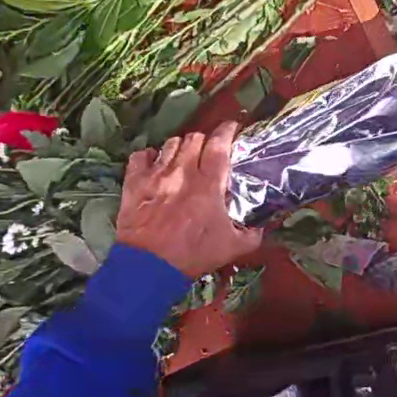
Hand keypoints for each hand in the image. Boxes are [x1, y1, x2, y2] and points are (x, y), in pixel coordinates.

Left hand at [116, 122, 263, 277]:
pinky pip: (140, 156)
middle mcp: (182, 172)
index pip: (219, 144)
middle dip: (205, 140)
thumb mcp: (234, 246)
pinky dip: (150, 156)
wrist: (148, 268)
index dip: (227, 131)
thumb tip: (263, 225)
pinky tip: (156, 163)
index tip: (232, 127)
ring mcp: (155, 176)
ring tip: (184, 157)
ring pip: (170, 144)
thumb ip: (253, 233)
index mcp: (209, 184)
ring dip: (180, 147)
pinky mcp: (133, 184)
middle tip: (210, 150)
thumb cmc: (194, 254)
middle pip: (194, 138)